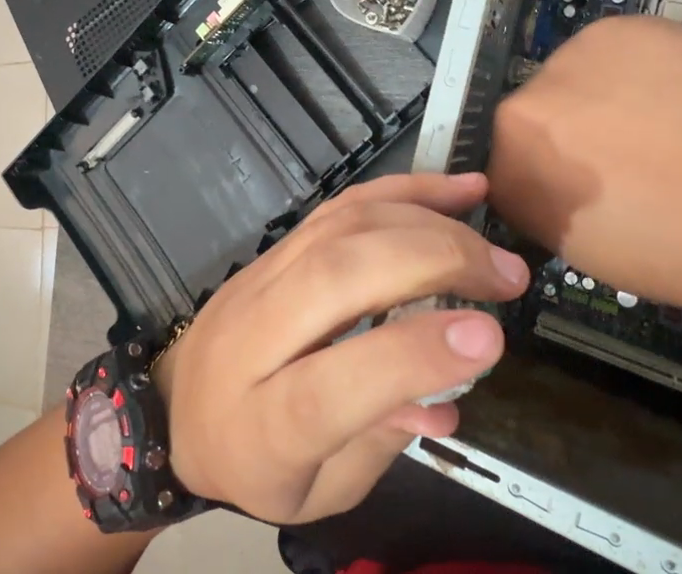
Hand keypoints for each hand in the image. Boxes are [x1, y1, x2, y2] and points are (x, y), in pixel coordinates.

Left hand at [154, 173, 528, 523]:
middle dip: (433, 262)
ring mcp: (262, 277)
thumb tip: (446, 399)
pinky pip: (341, 204)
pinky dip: (402, 190)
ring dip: (426, 222)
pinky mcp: (279, 245)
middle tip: (506, 278)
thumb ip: (377, 448)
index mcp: (261, 424)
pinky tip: (456, 189)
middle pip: (336, 276)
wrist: (175, 407)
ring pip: (341, 227)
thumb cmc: (251, 460)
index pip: (328, 384)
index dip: (409, 356)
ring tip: (491, 247)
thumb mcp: (312, 492)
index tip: (487, 337)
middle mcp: (254, 336)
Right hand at [489, 15, 681, 319]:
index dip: (548, 186)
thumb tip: (568, 189)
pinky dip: (640, 66)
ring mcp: (570, 60)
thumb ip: (557, 212)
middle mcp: (523, 109)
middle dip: (571, 134)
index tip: (585, 199)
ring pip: (574, 77)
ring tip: (666, 123)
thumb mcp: (596, 254)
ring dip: (601, 95)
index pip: (505, 174)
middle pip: (536, 118)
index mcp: (510, 174)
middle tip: (627, 161)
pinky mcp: (618, 27)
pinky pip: (614, 49)